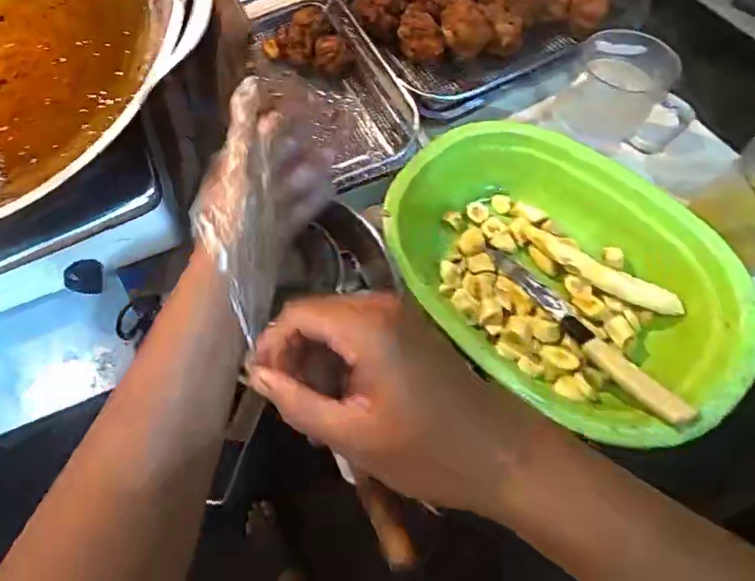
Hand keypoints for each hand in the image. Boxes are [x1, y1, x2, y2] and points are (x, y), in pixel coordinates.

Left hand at [190, 77, 332, 338]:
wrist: (235, 272)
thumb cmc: (235, 212)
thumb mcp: (240, 161)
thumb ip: (245, 125)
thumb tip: (250, 84)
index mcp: (231, 168)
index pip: (252, 137)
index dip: (275, 123)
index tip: (298, 108)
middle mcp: (245, 188)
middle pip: (273, 160)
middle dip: (297, 145)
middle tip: (324, 130)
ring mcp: (262, 212)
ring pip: (288, 184)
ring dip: (310, 168)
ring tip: (334, 155)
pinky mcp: (276, 234)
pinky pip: (297, 210)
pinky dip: (313, 197)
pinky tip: (332, 187)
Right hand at [248, 293, 546, 514]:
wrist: (497, 451)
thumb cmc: (425, 449)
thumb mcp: (352, 436)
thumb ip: (298, 403)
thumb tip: (257, 376)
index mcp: (366, 324)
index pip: (297, 312)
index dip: (270, 344)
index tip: (259, 384)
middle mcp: (379, 303)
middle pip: (314, 314)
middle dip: (294, 355)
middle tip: (289, 405)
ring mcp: (396, 311)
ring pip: (333, 323)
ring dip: (316, 360)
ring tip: (316, 411)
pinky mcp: (405, 324)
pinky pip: (356, 330)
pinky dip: (340, 358)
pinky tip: (342, 398)